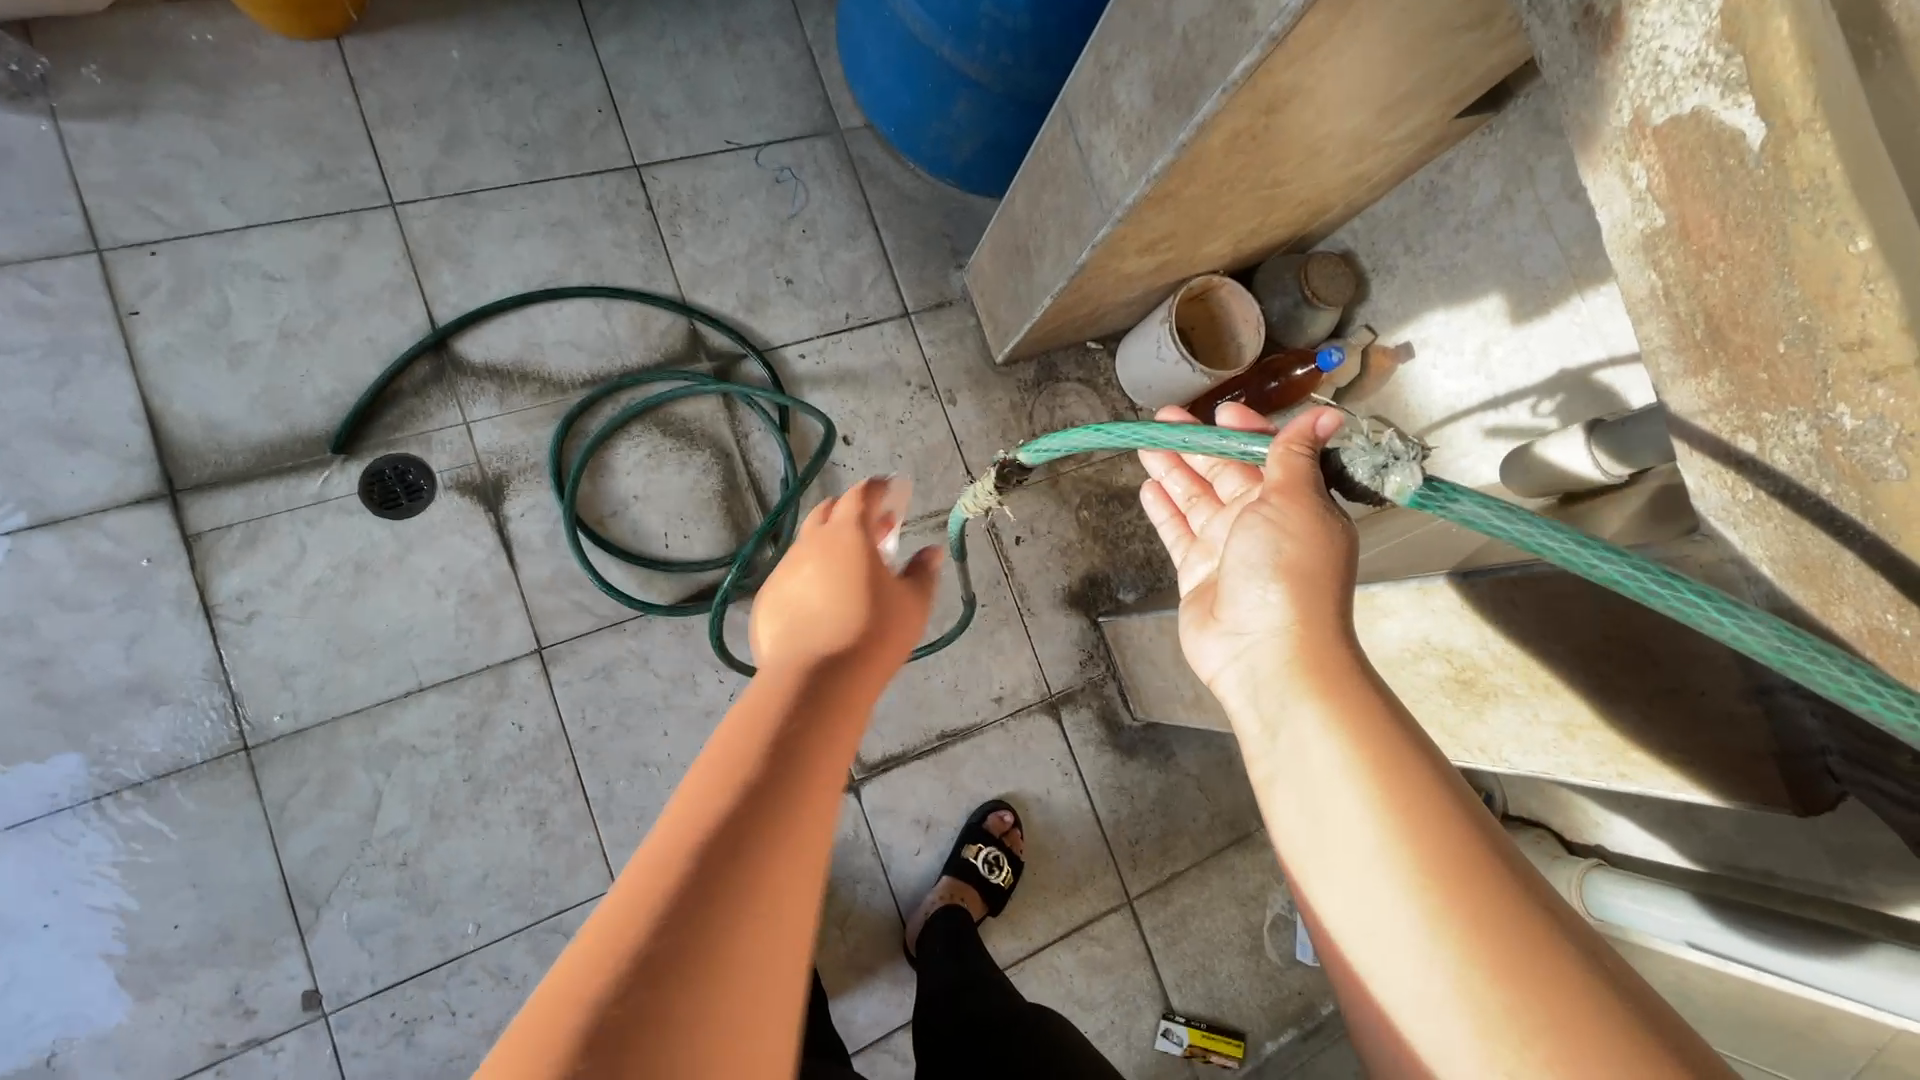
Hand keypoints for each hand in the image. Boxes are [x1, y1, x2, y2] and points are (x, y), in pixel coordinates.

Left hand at [750, 478, 942, 686]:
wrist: (816, 680)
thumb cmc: (873, 635)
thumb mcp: (913, 605)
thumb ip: (923, 572)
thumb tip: (931, 552)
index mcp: (849, 533)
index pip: (863, 494)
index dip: (879, 489)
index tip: (893, 492)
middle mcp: (811, 543)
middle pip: (829, 512)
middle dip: (853, 513)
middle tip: (877, 532)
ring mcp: (784, 570)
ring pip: (808, 545)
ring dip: (830, 546)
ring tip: (851, 572)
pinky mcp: (767, 600)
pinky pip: (792, 577)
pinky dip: (810, 578)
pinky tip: (823, 604)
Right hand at [1137, 404, 1359, 696]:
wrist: (1266, 651)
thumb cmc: (1288, 574)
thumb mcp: (1296, 501)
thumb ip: (1295, 455)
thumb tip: (1326, 416)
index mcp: (1294, 502)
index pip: (1266, 456)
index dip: (1243, 432)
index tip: (1220, 411)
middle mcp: (1261, 523)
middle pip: (1223, 473)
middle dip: (1195, 444)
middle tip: (1163, 418)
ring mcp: (1226, 549)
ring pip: (1195, 498)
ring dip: (1173, 470)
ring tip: (1147, 444)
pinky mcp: (1197, 573)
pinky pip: (1177, 532)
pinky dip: (1163, 511)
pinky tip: (1148, 488)